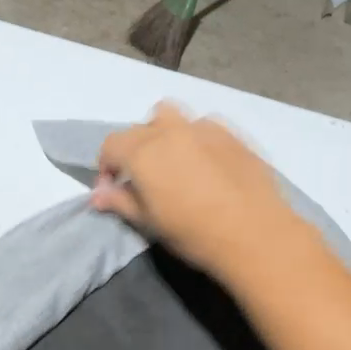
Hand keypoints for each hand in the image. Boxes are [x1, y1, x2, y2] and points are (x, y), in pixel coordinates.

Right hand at [92, 102, 307, 270]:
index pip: (110, 145)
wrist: (252, 232)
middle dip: (132, 151)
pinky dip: (192, 138)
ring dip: (160, 133)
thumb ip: (120, 202)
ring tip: (170, 163)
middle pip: (138, 128)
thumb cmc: (192, 233)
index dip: (105, 167)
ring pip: (169, 116)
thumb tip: (97, 195)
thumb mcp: (148, 223)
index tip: (112, 190)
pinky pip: (201, 125)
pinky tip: (203, 165)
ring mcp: (203, 126)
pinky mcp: (231, 132)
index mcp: (144, 152)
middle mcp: (170, 130)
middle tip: (140, 180)